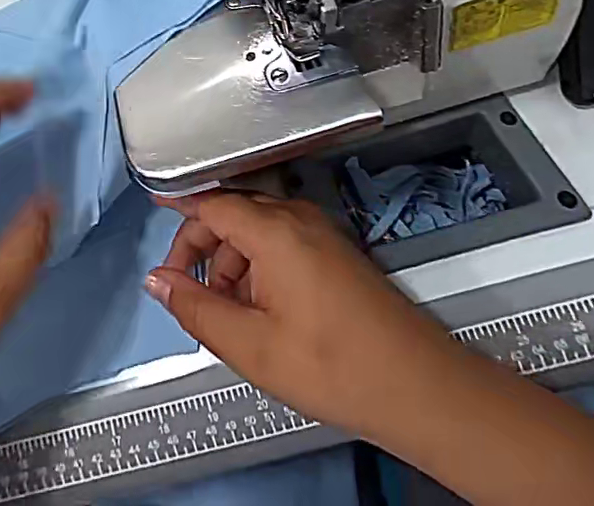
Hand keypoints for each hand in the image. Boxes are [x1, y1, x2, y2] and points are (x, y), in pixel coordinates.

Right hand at [145, 192, 593, 504]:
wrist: (438, 393)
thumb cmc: (348, 372)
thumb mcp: (260, 348)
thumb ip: (207, 310)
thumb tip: (163, 280)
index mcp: (281, 231)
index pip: (213, 200)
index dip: (180, 210)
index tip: (155, 225)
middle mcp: (304, 216)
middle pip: (235, 209)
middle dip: (204, 241)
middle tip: (191, 290)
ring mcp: (324, 231)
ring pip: (260, 224)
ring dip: (234, 257)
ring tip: (223, 306)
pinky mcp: (339, 251)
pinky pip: (283, 241)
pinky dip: (259, 266)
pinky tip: (260, 306)